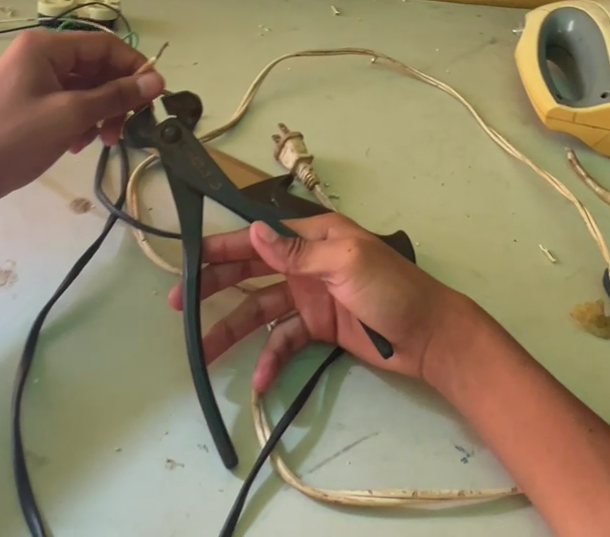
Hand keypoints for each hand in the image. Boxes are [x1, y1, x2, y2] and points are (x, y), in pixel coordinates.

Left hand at [0, 31, 163, 213]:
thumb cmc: (12, 139)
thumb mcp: (71, 115)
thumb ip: (117, 95)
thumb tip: (158, 80)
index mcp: (45, 46)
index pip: (106, 45)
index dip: (134, 68)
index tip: (153, 97)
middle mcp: (38, 55)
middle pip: (96, 67)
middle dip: (115, 97)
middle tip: (122, 129)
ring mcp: (30, 79)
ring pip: (84, 88)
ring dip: (99, 113)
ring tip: (99, 141)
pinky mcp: (26, 102)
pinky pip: (67, 103)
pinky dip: (79, 121)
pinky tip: (76, 144)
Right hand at [170, 213, 480, 392]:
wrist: (429, 334)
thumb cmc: (390, 288)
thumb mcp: (345, 262)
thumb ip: (297, 250)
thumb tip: (252, 231)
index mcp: (315, 235)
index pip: (259, 236)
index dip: (223, 245)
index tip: (188, 257)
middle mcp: (308, 261)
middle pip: (252, 270)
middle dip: (216, 285)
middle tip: (179, 303)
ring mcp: (311, 295)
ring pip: (261, 309)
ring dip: (233, 328)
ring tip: (203, 352)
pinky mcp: (319, 327)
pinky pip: (284, 339)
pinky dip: (270, 357)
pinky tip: (258, 379)